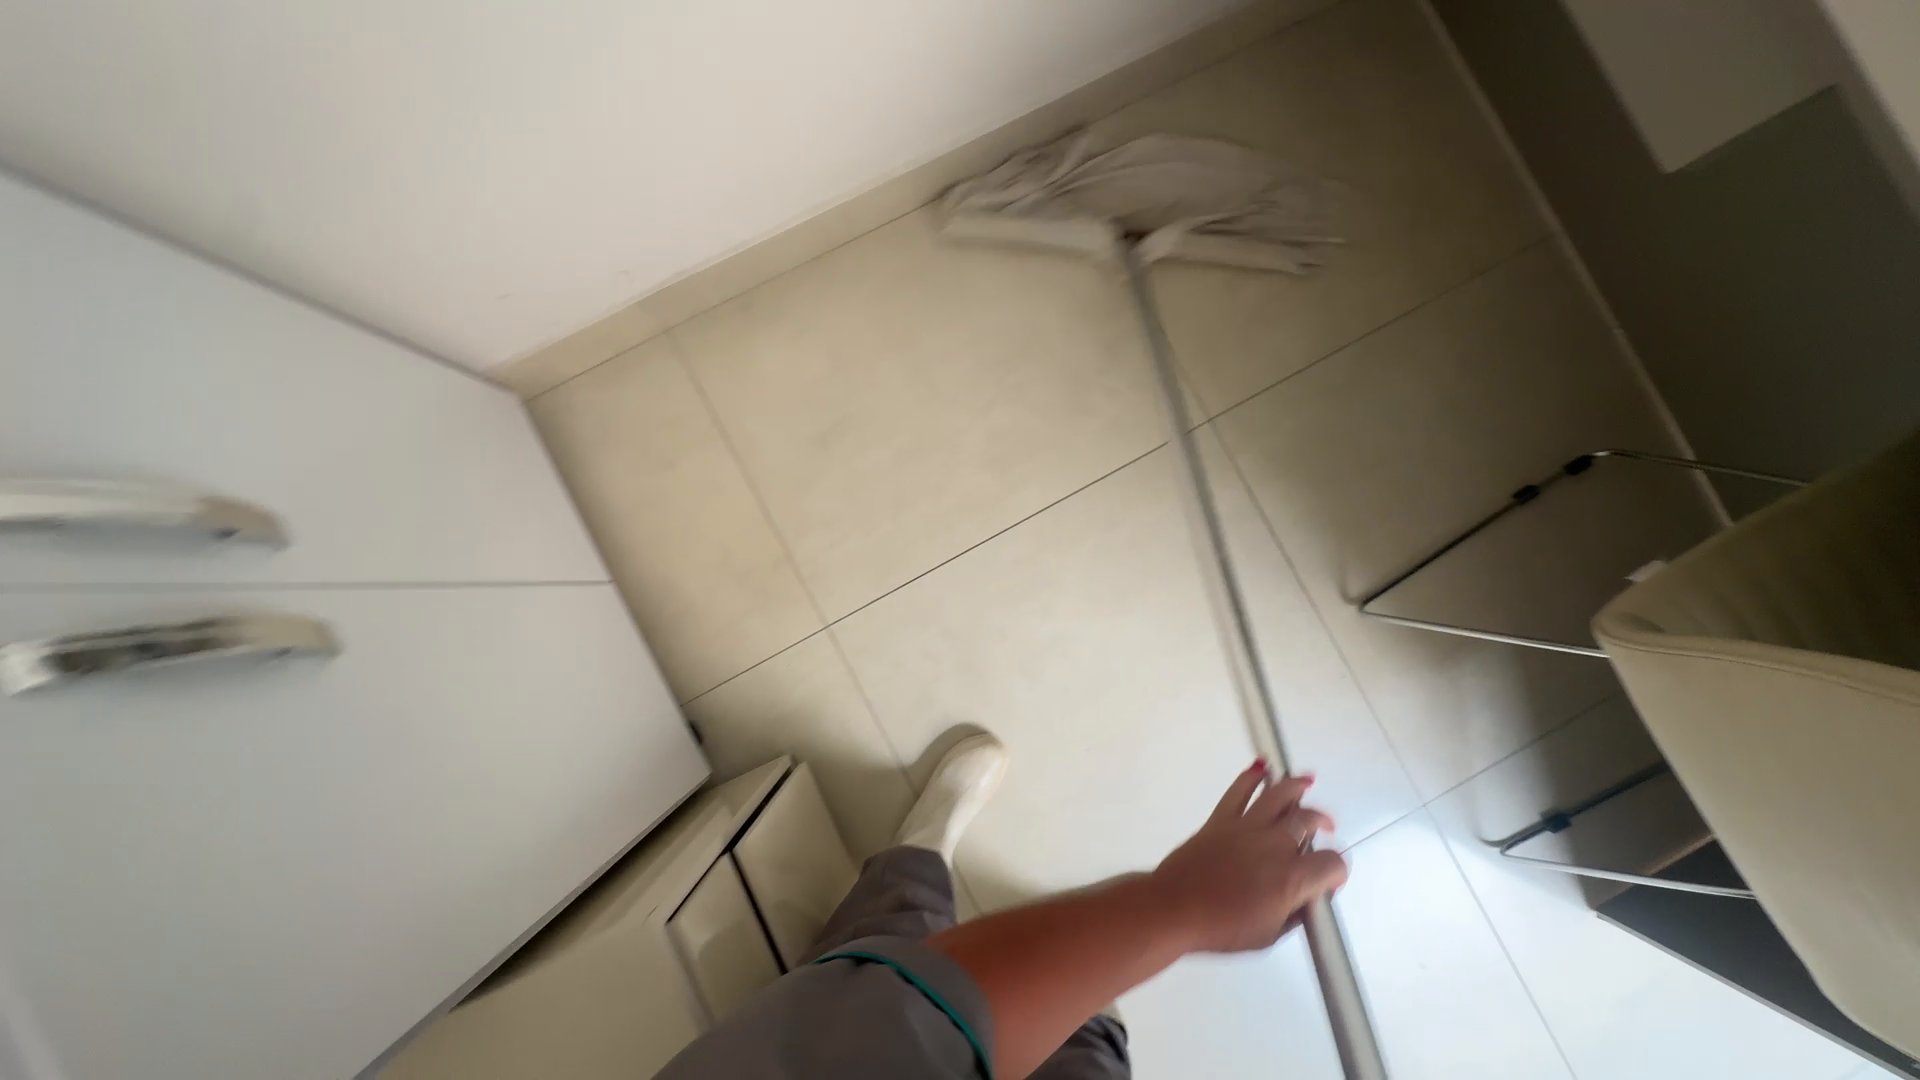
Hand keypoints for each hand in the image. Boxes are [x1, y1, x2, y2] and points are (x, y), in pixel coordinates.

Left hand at [1147, 762, 1347, 953]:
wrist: (1176, 908)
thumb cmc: (1222, 928)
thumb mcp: (1270, 935)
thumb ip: (1295, 914)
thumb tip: (1306, 901)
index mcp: (1291, 878)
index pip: (1332, 863)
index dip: (1338, 870)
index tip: (1332, 876)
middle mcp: (1273, 846)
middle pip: (1308, 821)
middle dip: (1322, 822)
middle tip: (1325, 826)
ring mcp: (1245, 828)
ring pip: (1277, 796)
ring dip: (1295, 786)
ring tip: (1306, 781)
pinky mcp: (1220, 820)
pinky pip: (1238, 791)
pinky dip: (1251, 776)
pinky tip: (1261, 768)